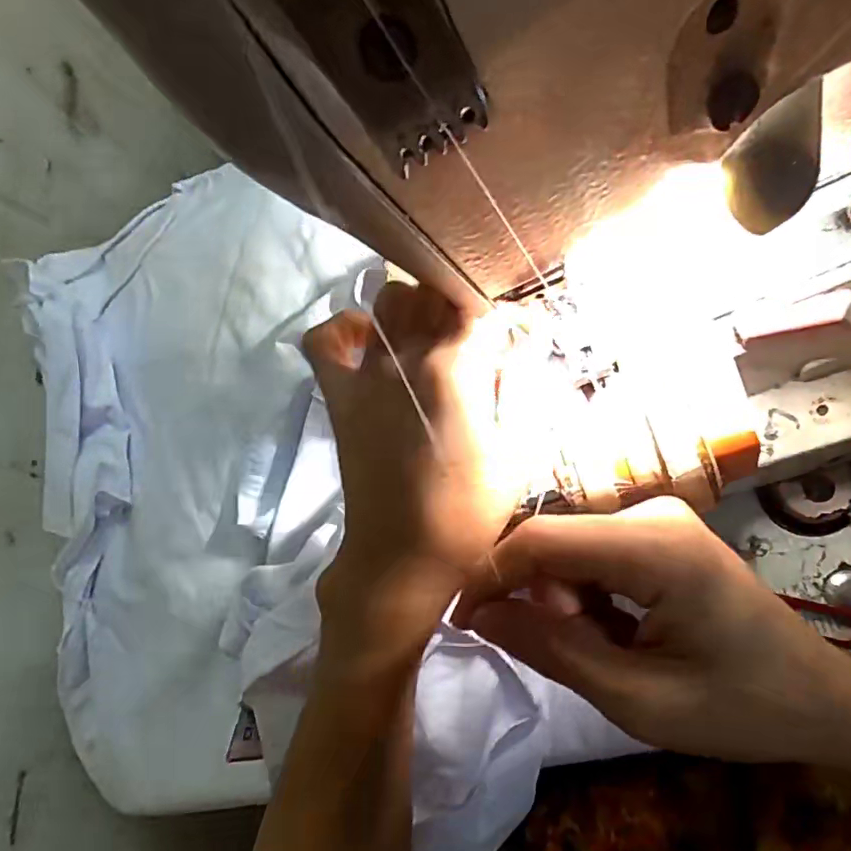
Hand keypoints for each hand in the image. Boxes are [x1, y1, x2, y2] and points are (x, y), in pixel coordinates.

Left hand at [305, 281, 521, 630]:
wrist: (403, 557)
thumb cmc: (468, 512)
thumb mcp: (518, 454)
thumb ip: (523, 389)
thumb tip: (524, 344)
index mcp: (455, 369)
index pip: (478, 306)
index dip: (500, 318)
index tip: (512, 341)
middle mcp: (406, 357)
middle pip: (431, 293)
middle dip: (458, 306)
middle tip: (475, 341)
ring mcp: (366, 375)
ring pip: (386, 301)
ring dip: (414, 308)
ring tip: (432, 338)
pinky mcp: (339, 398)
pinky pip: (326, 342)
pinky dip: (346, 329)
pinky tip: (370, 341)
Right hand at [452, 497, 850, 766]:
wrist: (820, 701)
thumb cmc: (739, 709)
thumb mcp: (636, 698)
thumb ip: (552, 649)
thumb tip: (478, 614)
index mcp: (656, 547)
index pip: (541, 538)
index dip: (489, 577)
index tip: (464, 625)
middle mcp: (656, 514)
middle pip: (554, 539)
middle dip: (536, 597)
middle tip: (566, 655)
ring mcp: (661, 520)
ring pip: (570, 548)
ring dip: (563, 602)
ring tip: (605, 652)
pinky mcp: (663, 535)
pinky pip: (595, 554)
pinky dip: (586, 596)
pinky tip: (619, 633)